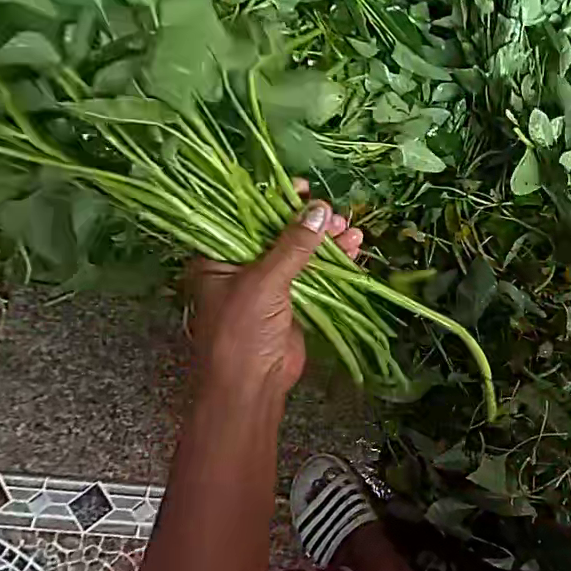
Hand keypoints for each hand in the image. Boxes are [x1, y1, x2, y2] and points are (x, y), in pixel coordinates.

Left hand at [185, 180, 363, 405]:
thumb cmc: (240, 332)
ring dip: (327, 242)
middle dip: (309, 222)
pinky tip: (353, 250)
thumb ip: (292, 246)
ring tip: (351, 232)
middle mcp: (242, 265)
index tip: (301, 187)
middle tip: (336, 214)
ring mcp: (269, 282)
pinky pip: (315, 273)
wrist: (252, 384)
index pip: (245, 216)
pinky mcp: (293, 299)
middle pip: (279, 232)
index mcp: (218, 256)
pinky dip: (334, 262)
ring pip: (301, 252)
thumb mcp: (263, 283)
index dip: (272, 199)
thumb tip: (319, 210)